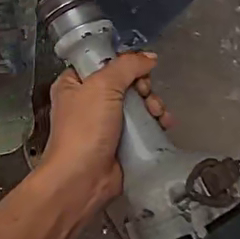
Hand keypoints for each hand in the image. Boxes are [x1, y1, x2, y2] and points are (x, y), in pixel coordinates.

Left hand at [38, 51, 170, 214]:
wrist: (82, 181)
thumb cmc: (84, 130)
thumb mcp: (102, 86)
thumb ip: (127, 66)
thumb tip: (149, 57)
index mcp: (74, 84)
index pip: (104, 62)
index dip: (124, 64)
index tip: (136, 71)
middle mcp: (89, 101)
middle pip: (126, 82)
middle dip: (143, 87)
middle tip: (146, 95)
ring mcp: (106, 123)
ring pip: (138, 103)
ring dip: (153, 104)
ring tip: (158, 113)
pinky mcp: (122, 142)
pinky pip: (143, 125)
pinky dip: (156, 122)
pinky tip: (164, 124)